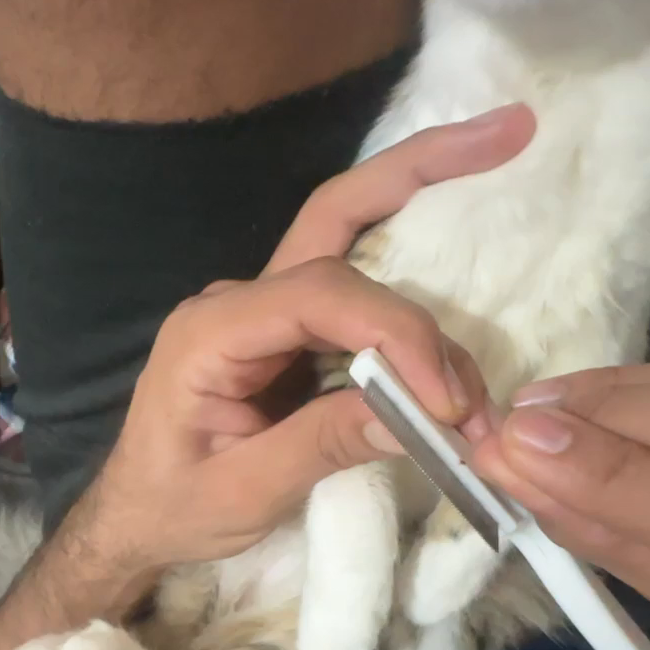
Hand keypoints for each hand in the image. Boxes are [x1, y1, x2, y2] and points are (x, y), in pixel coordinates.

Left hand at [68, 104, 536, 573]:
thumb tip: (417, 417)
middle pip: (336, 218)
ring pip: (358, 260)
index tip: (444, 402)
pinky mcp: (288, 340)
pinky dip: (410, 333)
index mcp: (210, 332)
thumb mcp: (242, 492)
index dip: (395, 333)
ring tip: (475, 380)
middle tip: (510, 131)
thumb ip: (320, 446)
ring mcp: (264, 316)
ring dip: (428, 292)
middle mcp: (239, 304)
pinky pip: (357, 310)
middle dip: (423, 174)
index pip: (319, 293)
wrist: (139, 518)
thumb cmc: (173, 508)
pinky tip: (448, 368)